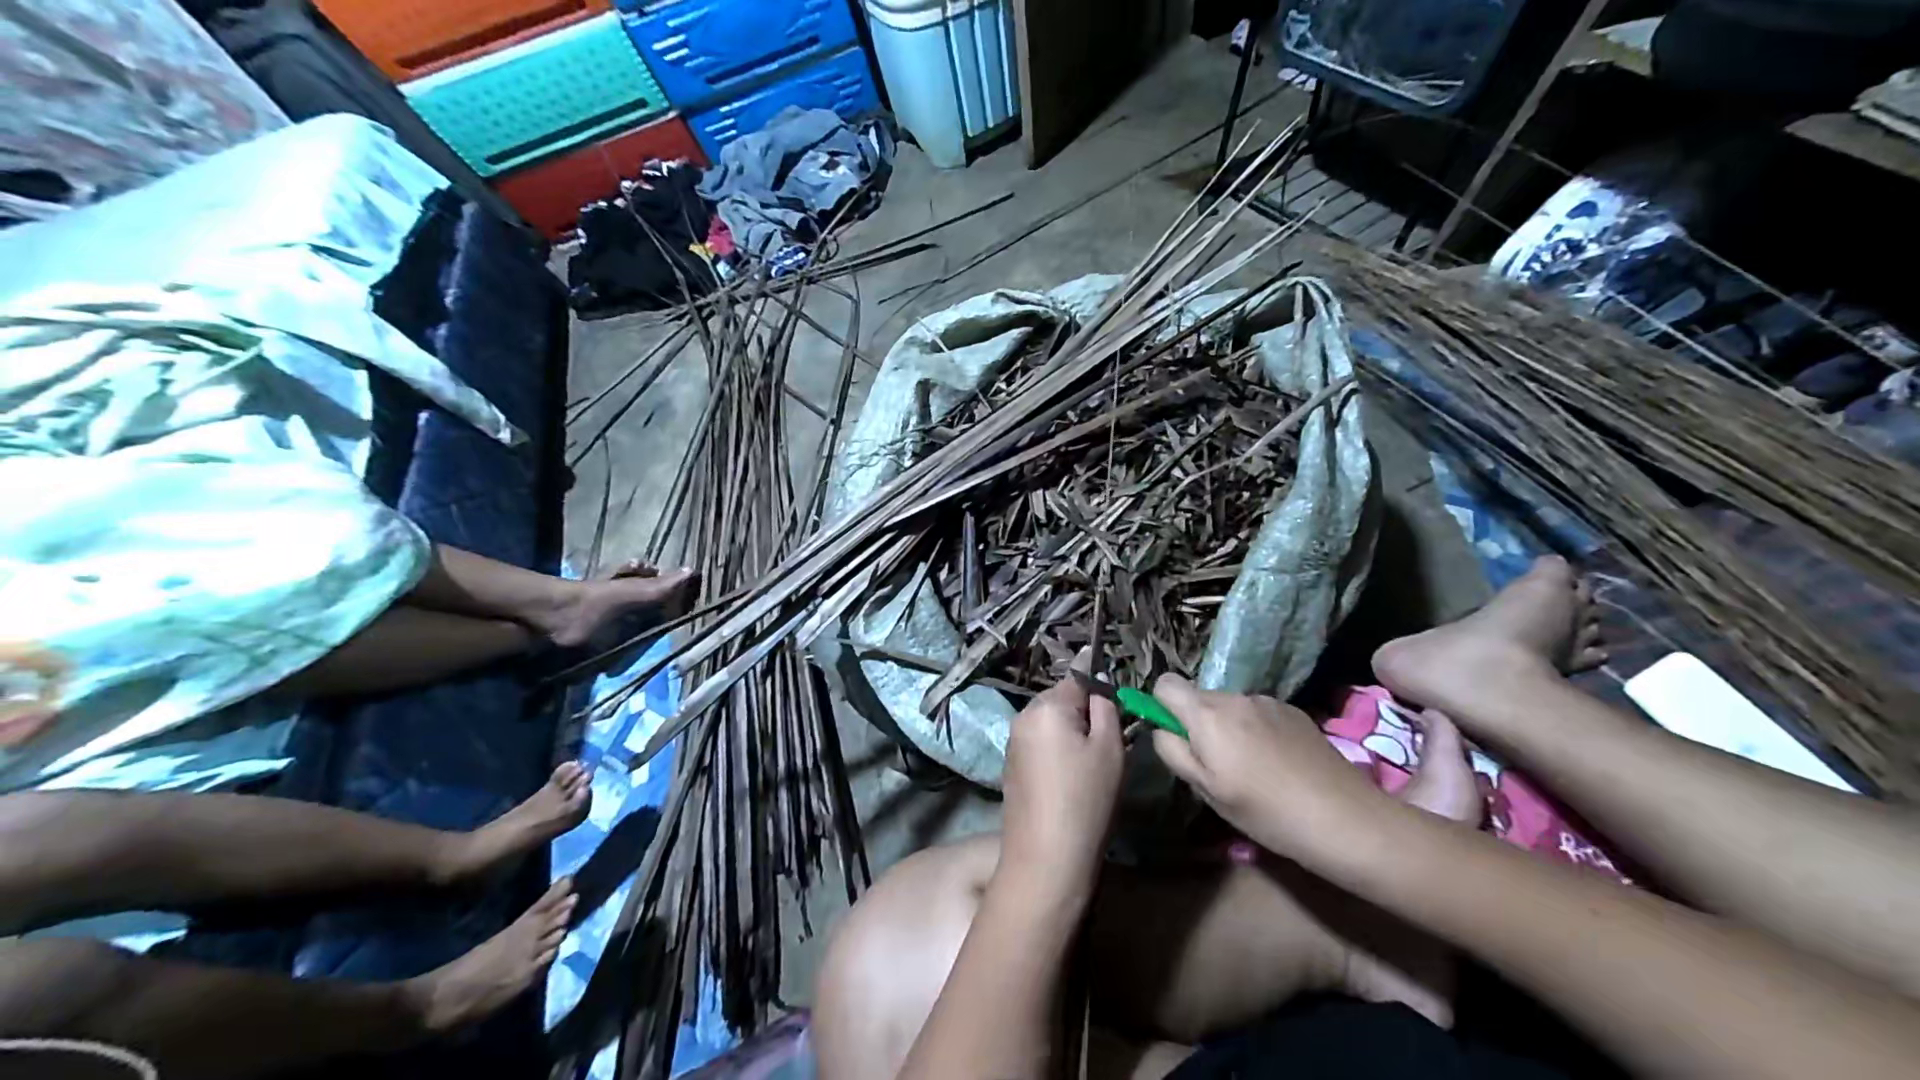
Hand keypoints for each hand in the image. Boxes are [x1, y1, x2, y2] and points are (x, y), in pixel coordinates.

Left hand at [997, 663, 1123, 905]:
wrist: (1046, 858)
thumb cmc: (1086, 799)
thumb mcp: (1110, 748)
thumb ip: (1106, 707)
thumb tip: (1098, 688)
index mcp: (1046, 706)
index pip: (1077, 678)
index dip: (1100, 690)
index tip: (1117, 709)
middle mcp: (1022, 716)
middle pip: (1061, 699)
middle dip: (1083, 713)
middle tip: (1107, 745)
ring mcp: (1013, 742)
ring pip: (1050, 722)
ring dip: (1070, 733)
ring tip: (1090, 766)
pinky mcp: (1011, 765)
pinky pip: (1039, 743)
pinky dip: (1056, 751)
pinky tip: (1069, 780)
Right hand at [1149, 674, 1387, 861]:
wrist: (1345, 819)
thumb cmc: (1266, 812)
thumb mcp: (1206, 790)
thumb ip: (1173, 752)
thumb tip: (1163, 730)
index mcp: (1208, 714)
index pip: (1165, 684)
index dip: (1162, 706)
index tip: (1176, 738)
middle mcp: (1235, 697)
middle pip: (1198, 696)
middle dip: (1197, 722)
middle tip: (1215, 764)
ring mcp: (1268, 702)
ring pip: (1229, 706)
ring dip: (1227, 727)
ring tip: (1249, 767)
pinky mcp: (1294, 711)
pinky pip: (1257, 713)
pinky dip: (1254, 730)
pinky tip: (1275, 763)